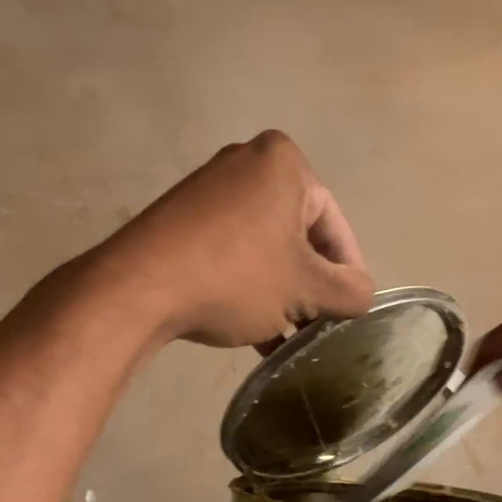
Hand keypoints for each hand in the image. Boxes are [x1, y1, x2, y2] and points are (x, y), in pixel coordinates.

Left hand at [103, 130, 374, 347]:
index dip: (348, 275)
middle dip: (309, 286)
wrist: (139, 288)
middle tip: (316, 327)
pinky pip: (232, 252)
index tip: (350, 314)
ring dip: (281, 294)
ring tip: (288, 339)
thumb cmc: (236, 277)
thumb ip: (351, 291)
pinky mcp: (181, 219)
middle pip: (299, 236)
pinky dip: (249, 287)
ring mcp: (209, 189)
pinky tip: (256, 333)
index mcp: (285, 162)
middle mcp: (247, 162)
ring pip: (265, 249)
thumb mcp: (306, 290)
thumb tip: (361, 295)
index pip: (335, 226)